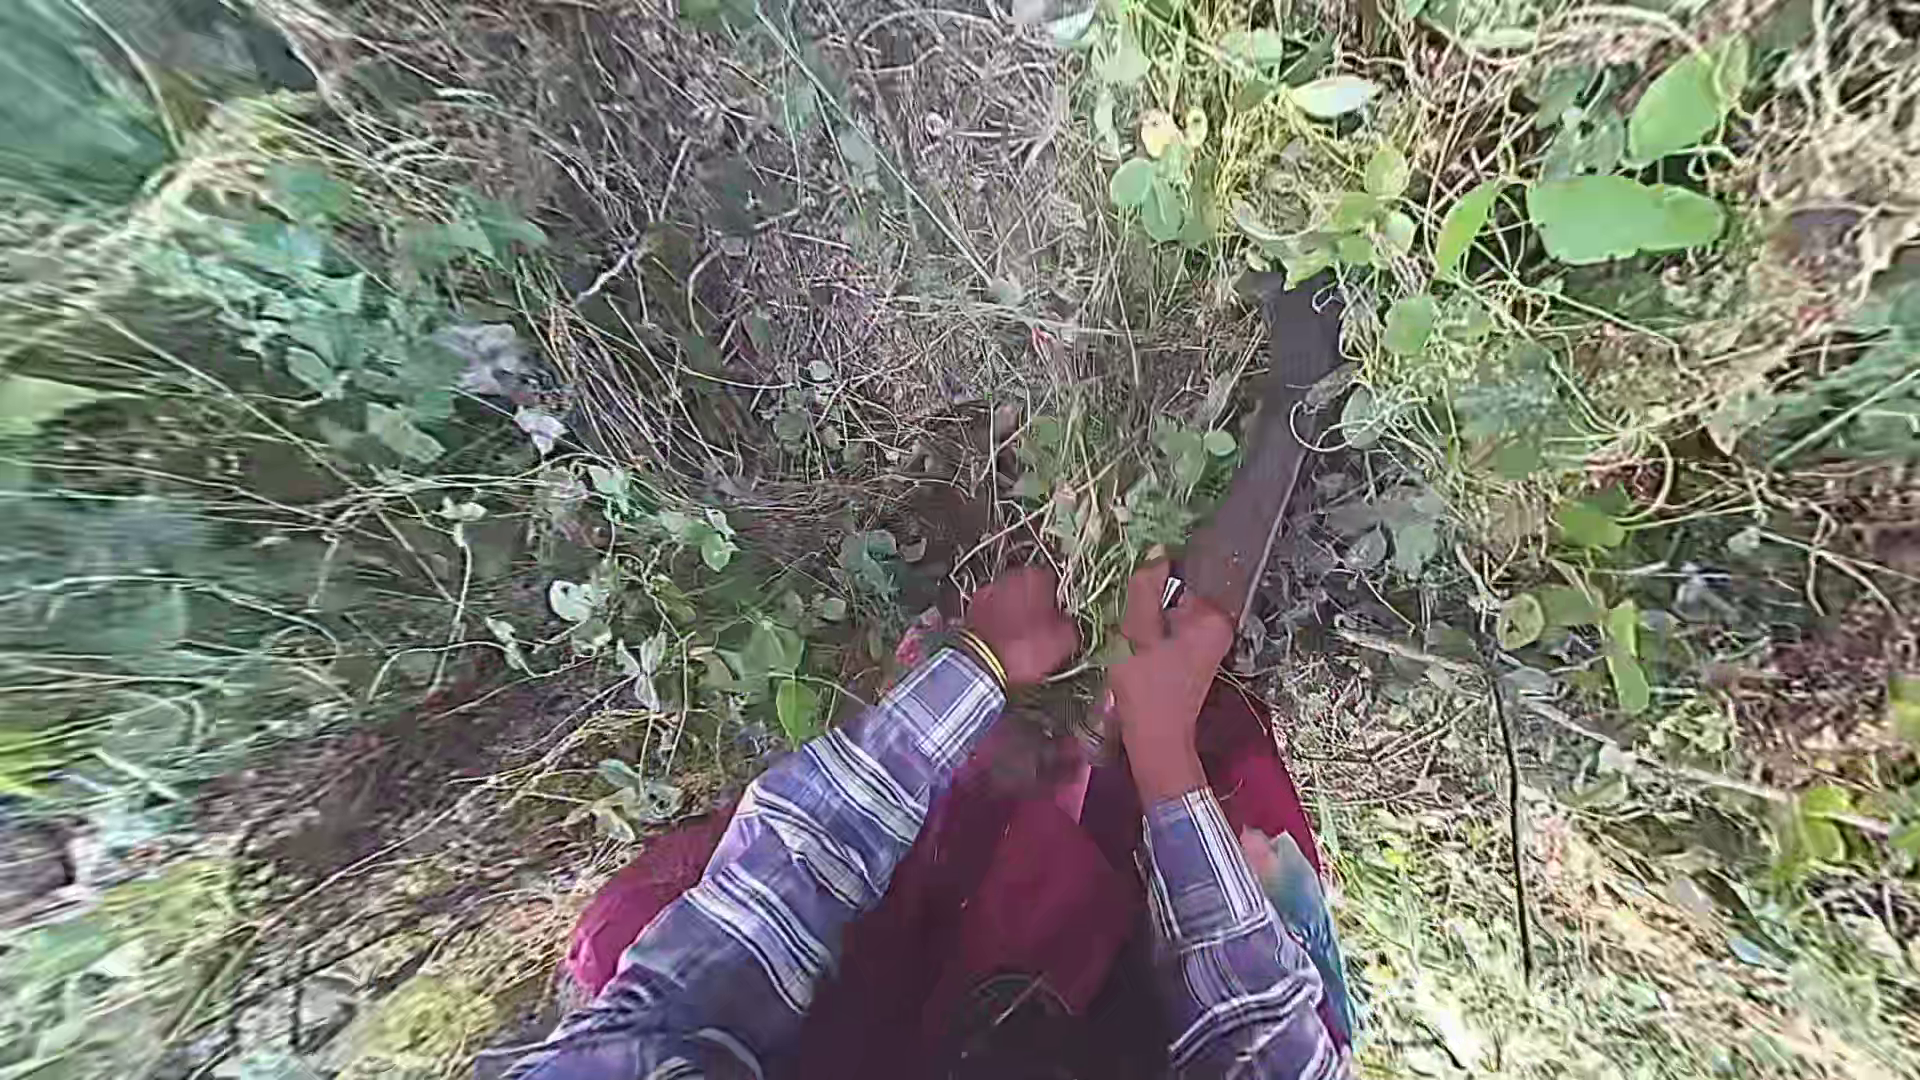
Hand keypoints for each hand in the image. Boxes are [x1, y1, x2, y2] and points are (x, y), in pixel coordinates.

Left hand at [964, 565, 1077, 685]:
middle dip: (1035, 604)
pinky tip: (1003, 640)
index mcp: (1035, 577)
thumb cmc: (1023, 648)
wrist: (982, 663)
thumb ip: (1070, 624)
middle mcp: (1010, 577)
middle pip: (1029, 588)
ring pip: (1009, 598)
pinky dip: (997, 621)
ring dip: (1014, 611)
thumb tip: (1069, 626)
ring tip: (1021, 637)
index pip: (1054, 580)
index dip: (1058, 601)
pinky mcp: (971, 608)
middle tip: (1042, 627)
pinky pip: (992, 612)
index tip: (1060, 616)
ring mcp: (988, 591)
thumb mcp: (1063, 641)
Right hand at [1108, 560, 1234, 801]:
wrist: (1154, 737)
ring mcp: (1205, 641)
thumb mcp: (1137, 630)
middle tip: (1123, 611)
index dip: (1151, 574)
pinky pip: (1167, 626)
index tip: (1128, 582)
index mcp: (1213, 617)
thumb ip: (1145, 587)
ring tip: (1125, 626)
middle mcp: (1217, 626)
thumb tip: (1155, 548)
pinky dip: (1149, 628)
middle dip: (1147, 596)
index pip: (1182, 573)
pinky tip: (1132, 639)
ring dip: (1145, 613)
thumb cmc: (1146, 684)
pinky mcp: (1190, 654)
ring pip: (1167, 610)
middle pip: (1174, 591)